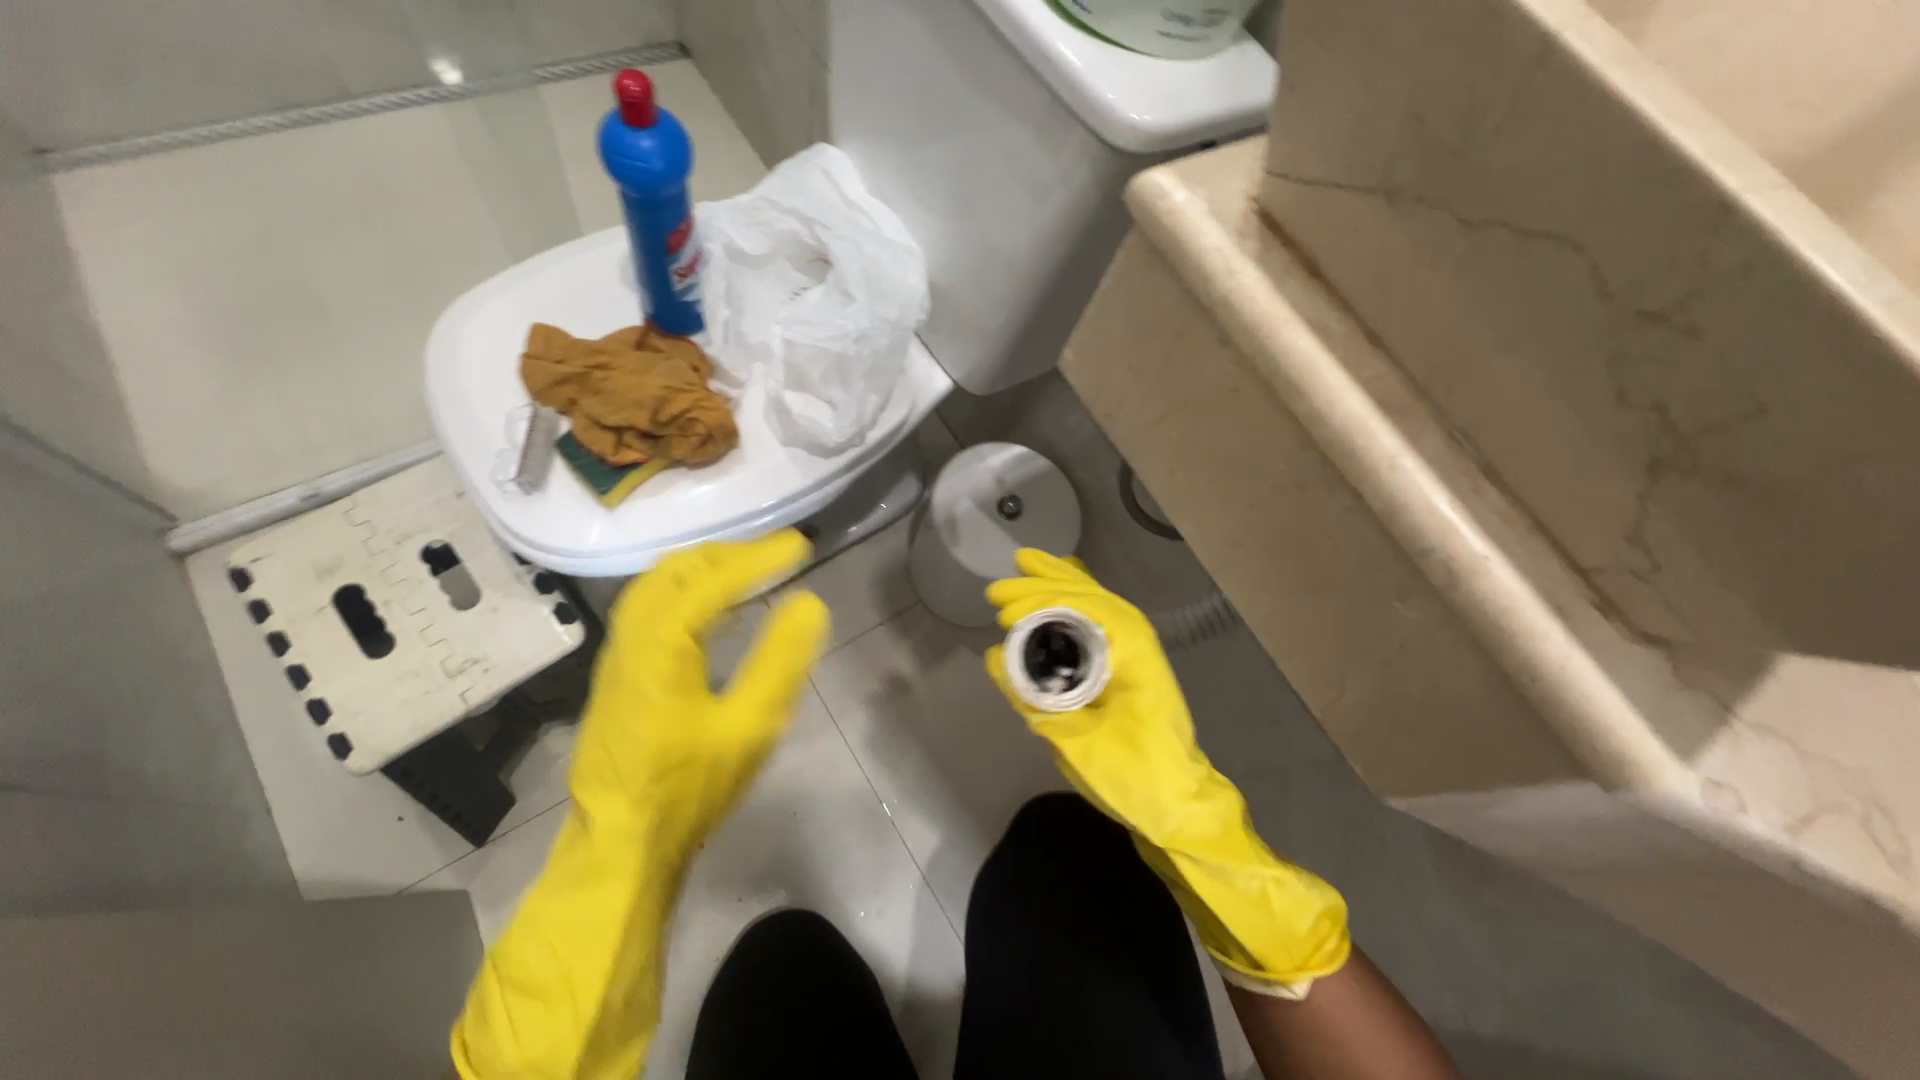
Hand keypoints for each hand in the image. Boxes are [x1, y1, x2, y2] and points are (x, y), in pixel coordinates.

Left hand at [452, 530, 828, 1079]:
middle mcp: (630, 639)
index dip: (759, 557)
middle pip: (676, 570)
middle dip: (728, 554)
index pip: (713, 580)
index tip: (801, 545)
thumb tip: (809, 603)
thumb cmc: (689, 789)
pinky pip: (650, 611)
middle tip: (776, 555)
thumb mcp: (750, 727)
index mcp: (660, 645)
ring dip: (703, 569)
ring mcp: (617, 658)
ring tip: (748, 573)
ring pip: (656, 589)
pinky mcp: (617, 678)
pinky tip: (713, 615)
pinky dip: (685, 593)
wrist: (619, 844)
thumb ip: (780, 661)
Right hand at [985, 549, 1349, 996]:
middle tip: (996, 590)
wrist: (1178, 806)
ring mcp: (1136, 651)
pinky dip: (1074, 604)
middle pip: (1088, 595)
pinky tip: (1058, 597)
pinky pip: (1098, 621)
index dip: (1038, 602)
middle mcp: (1137, 640)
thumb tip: (997, 657)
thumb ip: (1036, 698)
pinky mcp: (1129, 666)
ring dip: (1057, 586)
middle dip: (1041, 586)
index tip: (1001, 613)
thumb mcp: (1077, 743)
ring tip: (1024, 567)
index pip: (1083, 606)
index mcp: (1132, 651)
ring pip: (1094, 602)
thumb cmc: (1134, 776)